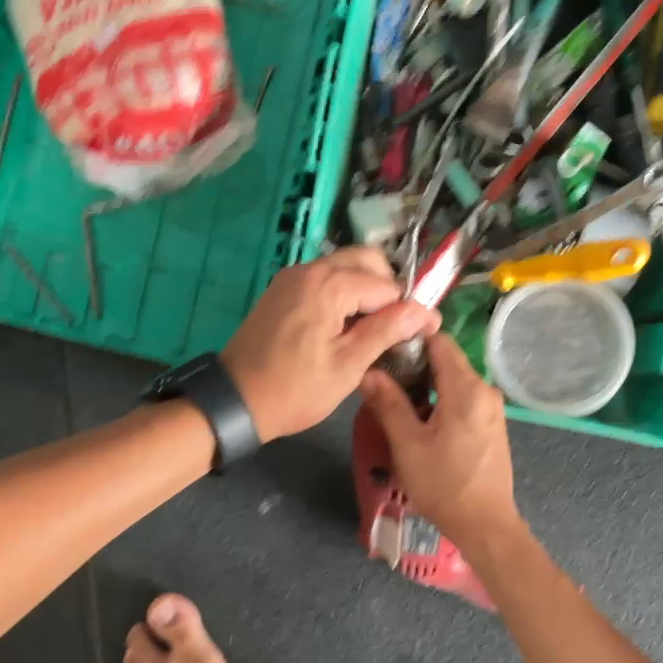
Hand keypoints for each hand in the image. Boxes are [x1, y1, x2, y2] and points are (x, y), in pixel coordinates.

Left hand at [221, 247, 439, 440]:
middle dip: (388, 289)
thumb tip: (427, 312)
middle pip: (366, 260)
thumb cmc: (296, 389)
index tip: (420, 337)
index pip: (387, 285)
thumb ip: (387, 331)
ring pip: (344, 267)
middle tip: (395, 328)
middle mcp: (310, 269)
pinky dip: (343, 293)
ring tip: (373, 330)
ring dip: (366, 290)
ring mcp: (292, 277)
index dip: (408, 310)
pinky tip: (345, 327)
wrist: (235, 401)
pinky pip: (324, 279)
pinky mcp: (282, 290)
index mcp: (328, 285)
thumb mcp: (348, 365)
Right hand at [357, 334, 520, 547]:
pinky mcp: (492, 427)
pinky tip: (420, 422)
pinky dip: (441, 402)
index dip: (411, 340)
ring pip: (454, 382)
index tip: (385, 351)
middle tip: (383, 380)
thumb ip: (388, 403)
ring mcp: (492, 410)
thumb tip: (368, 372)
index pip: (440, 341)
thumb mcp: (407, 444)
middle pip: (447, 361)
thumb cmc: (443, 484)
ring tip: (396, 403)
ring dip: (427, 387)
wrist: (485, 525)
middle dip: (415, 366)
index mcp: (467, 388)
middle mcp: (485, 391)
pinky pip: (463, 401)